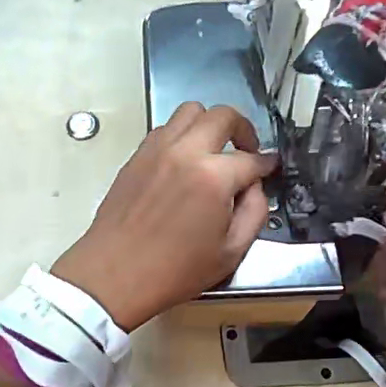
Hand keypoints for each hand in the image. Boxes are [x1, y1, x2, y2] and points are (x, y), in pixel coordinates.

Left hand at [51, 103, 277, 329]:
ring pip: (191, 111)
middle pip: (223, 116)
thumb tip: (255, 189)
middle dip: (243, 128)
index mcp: (213, 178)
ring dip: (210, 124)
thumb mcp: (231, 253)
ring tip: (215, 149)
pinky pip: (165, 128)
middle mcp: (185, 153)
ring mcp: (157, 150)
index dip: (267, 164)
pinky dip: (182, 135)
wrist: (116, 274)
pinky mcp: (137, 157)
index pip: (252, 158)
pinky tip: (185, 160)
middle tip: (247, 149)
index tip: (269, 167)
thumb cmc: (172, 270)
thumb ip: (254, 213)